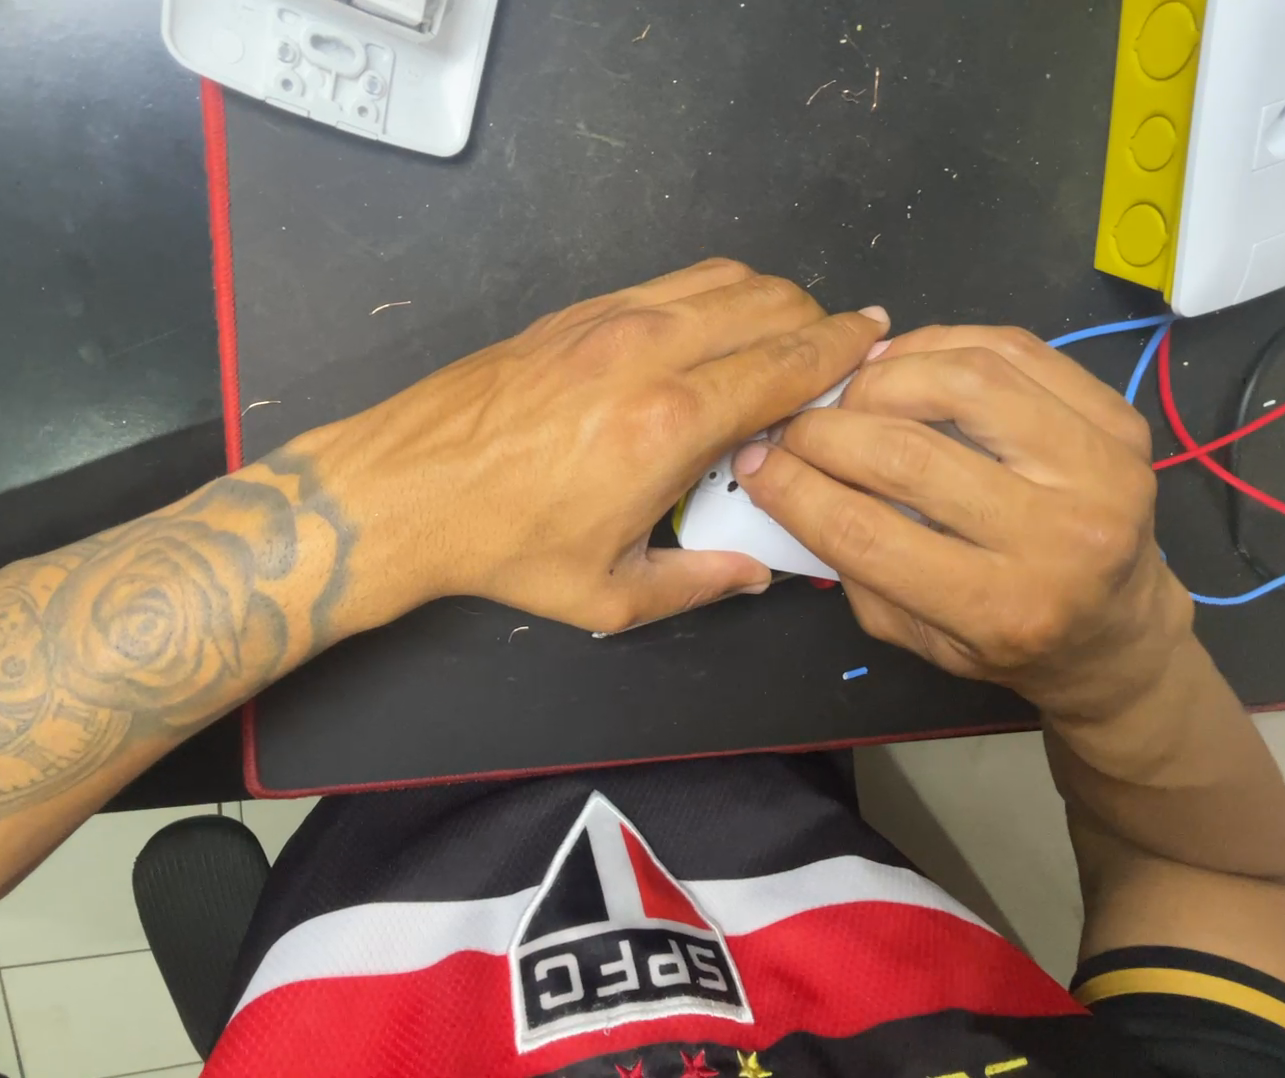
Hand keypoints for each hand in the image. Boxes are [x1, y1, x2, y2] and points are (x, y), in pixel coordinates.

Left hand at [291, 259, 889, 633]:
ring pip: (722, 279)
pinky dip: (713, 291)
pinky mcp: (575, 310)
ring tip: (786, 330)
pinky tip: (713, 322)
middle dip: (817, 320)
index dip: (841, 350)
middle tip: (836, 347)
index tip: (874, 341)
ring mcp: (608, 320)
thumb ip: (697, 582)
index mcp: (671, 424)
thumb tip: (756, 573)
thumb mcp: (610, 592)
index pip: (786, 367)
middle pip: (767, 305)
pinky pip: (669, 280)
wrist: (410, 488)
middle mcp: (649, 353)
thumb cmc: (508, 547)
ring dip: (769, 298)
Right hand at [734, 325, 1193, 717]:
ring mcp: (1101, 467)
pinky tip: (899, 363)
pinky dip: (938, 345)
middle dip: (823, 432)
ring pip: (964, 381)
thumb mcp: (908, 633)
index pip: (866, 534)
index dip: (792, 489)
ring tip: (849, 395)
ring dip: (881, 378)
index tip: (752, 460)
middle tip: (792, 428)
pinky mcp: (1119, 417)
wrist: (1116, 631)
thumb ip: (849, 562)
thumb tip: (785, 477)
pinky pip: (1013, 348)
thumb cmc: (999, 641)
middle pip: (907, 455)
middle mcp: (1060, 536)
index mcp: (998, 608)